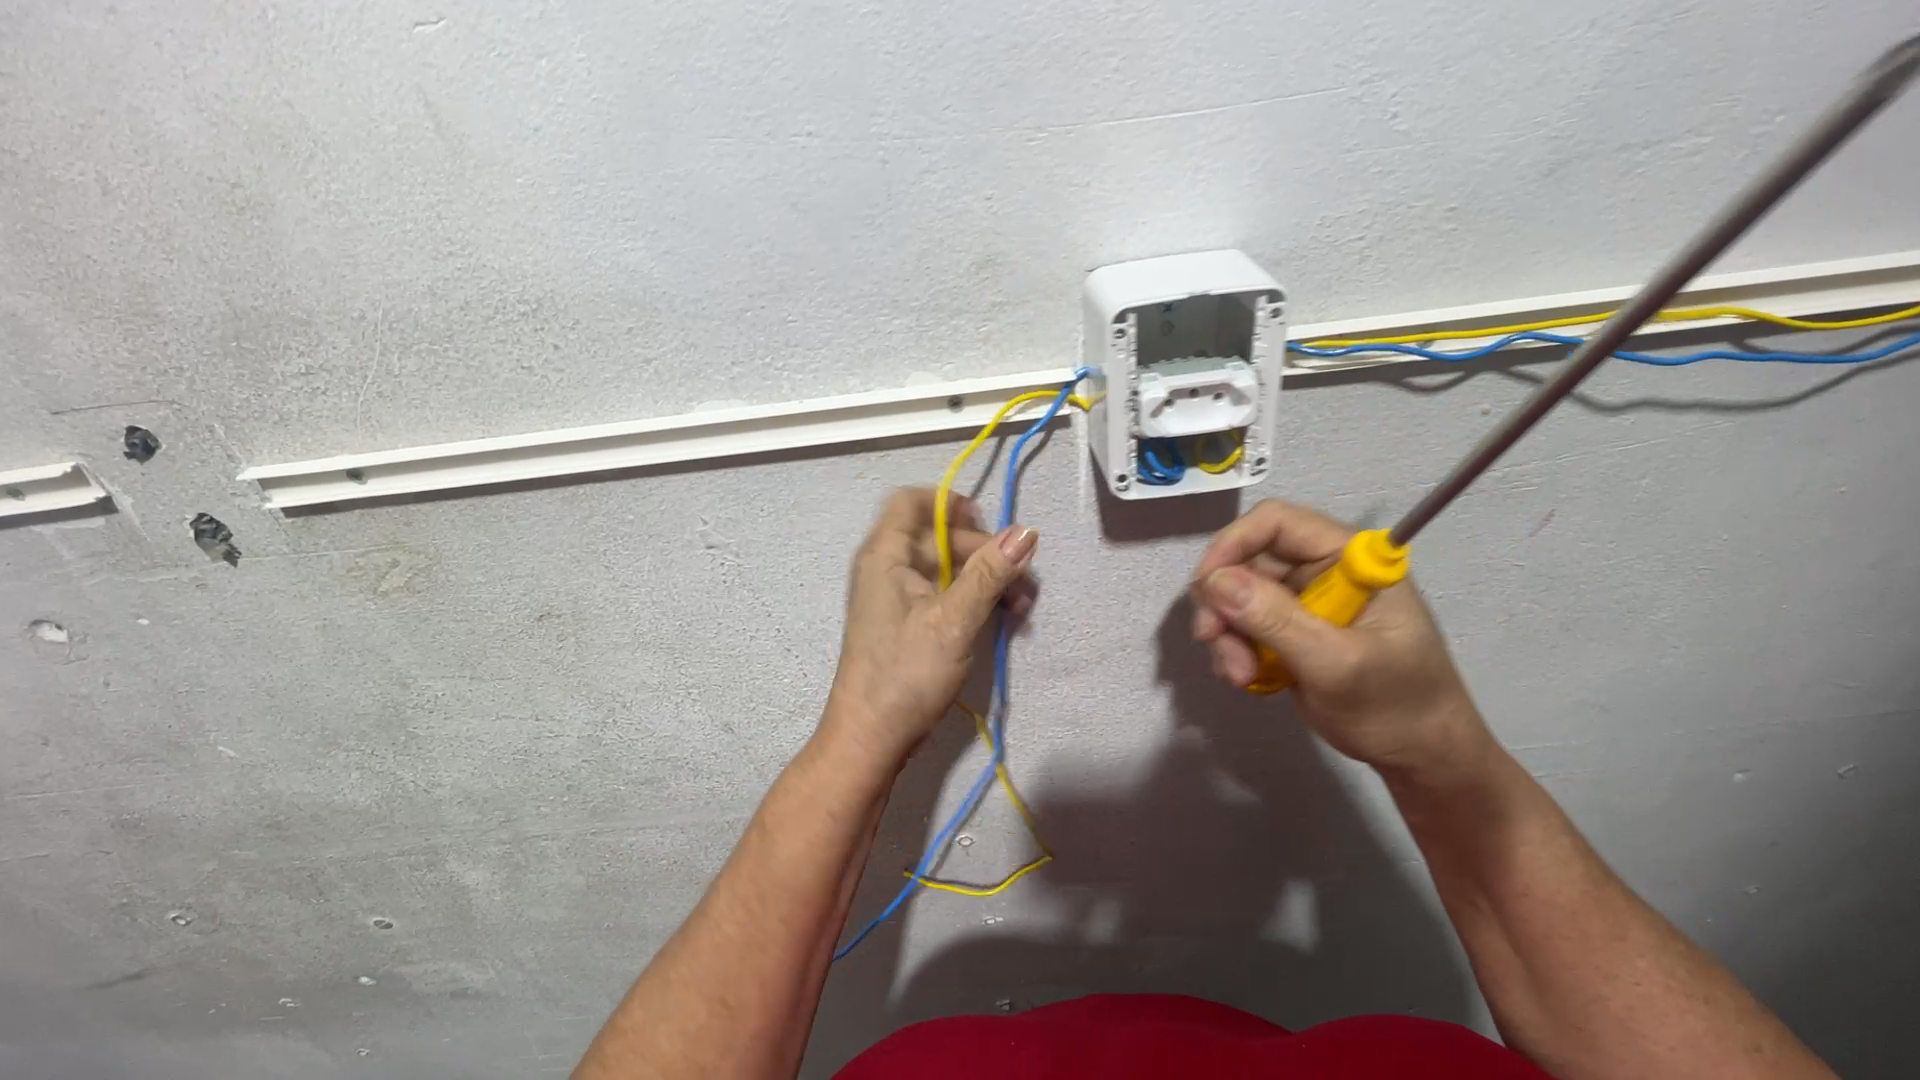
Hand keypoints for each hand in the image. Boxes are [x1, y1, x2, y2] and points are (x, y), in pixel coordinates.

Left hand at [824, 488, 1037, 767]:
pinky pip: (948, 595)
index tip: (987, 522)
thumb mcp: (953, 621)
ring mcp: (900, 598)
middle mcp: (889, 568)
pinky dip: (976, 600)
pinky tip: (1006, 620)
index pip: (911, 501)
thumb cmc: (905, 674)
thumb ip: (989, 573)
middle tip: (1022, 581)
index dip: (949, 503)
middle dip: (986, 551)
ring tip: (1022, 606)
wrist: (871, 737)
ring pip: (950, 569)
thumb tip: (1026, 532)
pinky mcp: (911, 624)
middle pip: (940, 537)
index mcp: (886, 555)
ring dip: (988, 579)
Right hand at [1190, 499, 1487, 776]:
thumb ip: (1277, 620)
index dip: (1234, 544)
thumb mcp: (1336, 663)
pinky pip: (1243, 626)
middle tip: (1212, 641)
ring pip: (1237, 596)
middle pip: (1247, 560)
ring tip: (1238, 675)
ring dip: (1226, 634)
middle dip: (1224, 602)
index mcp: (1347, 558)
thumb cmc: (1396, 704)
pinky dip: (1233, 650)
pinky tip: (1247, 680)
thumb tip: (1214, 582)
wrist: (1420, 756)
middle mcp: (1322, 570)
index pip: (1277, 522)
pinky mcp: (1290, 631)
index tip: (1206, 586)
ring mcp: (1304, 602)